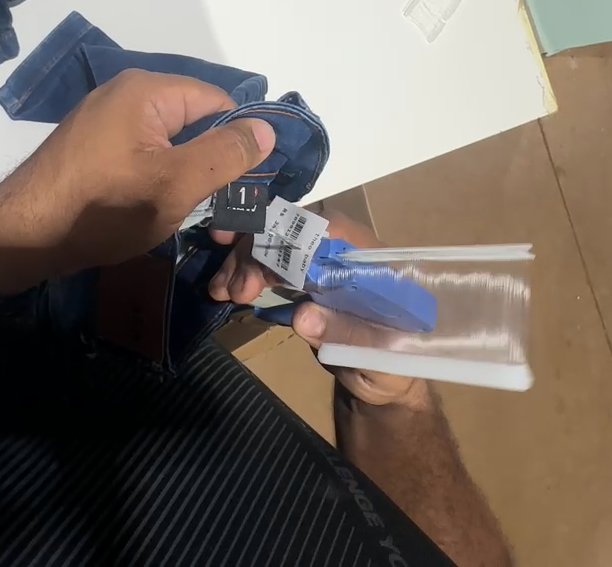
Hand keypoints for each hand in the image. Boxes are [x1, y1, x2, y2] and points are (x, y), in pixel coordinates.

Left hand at [0, 70, 275, 293]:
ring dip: (185, 175)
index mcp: (147, 90)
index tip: (251, 184)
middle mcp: (125, 93)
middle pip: (193, 120)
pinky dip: (156, 177)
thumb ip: (225, 154)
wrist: (20, 238)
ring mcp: (104, 119)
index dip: (239, 140)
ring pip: (168, 141)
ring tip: (193, 215)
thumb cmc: (102, 209)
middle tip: (224, 211)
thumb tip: (267, 127)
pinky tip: (156, 209)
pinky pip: (141, 152)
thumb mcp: (175, 184)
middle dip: (211, 162)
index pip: (217, 102)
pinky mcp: (91, 146)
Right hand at [207, 215, 429, 409]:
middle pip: (294, 231)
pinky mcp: (303, 273)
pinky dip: (245, 267)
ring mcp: (321, 259)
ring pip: (275, 241)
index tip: (258, 264)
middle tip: (233, 288)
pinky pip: (270, 259)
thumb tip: (303, 315)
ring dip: (243, 259)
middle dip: (257, 251)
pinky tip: (225, 283)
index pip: (329, 229)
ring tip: (220, 289)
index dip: (290, 238)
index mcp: (372, 259)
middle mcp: (345, 248)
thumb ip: (345, 334)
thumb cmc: (391, 368)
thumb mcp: (378, 357)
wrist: (381, 383)